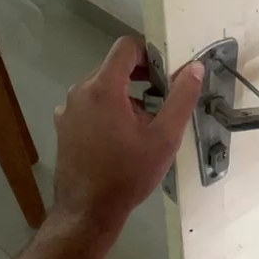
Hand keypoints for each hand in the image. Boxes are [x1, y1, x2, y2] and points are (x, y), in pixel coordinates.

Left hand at [52, 38, 202, 228]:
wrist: (88, 211)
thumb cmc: (128, 174)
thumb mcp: (165, 137)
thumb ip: (181, 98)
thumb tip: (194, 68)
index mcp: (103, 88)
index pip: (126, 47)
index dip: (149, 53)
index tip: (165, 73)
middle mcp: (80, 92)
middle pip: (113, 68)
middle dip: (140, 78)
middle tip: (162, 101)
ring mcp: (67, 110)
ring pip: (101, 88)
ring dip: (125, 97)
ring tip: (144, 126)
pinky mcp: (63, 127)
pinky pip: (89, 106)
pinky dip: (107, 111)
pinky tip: (121, 139)